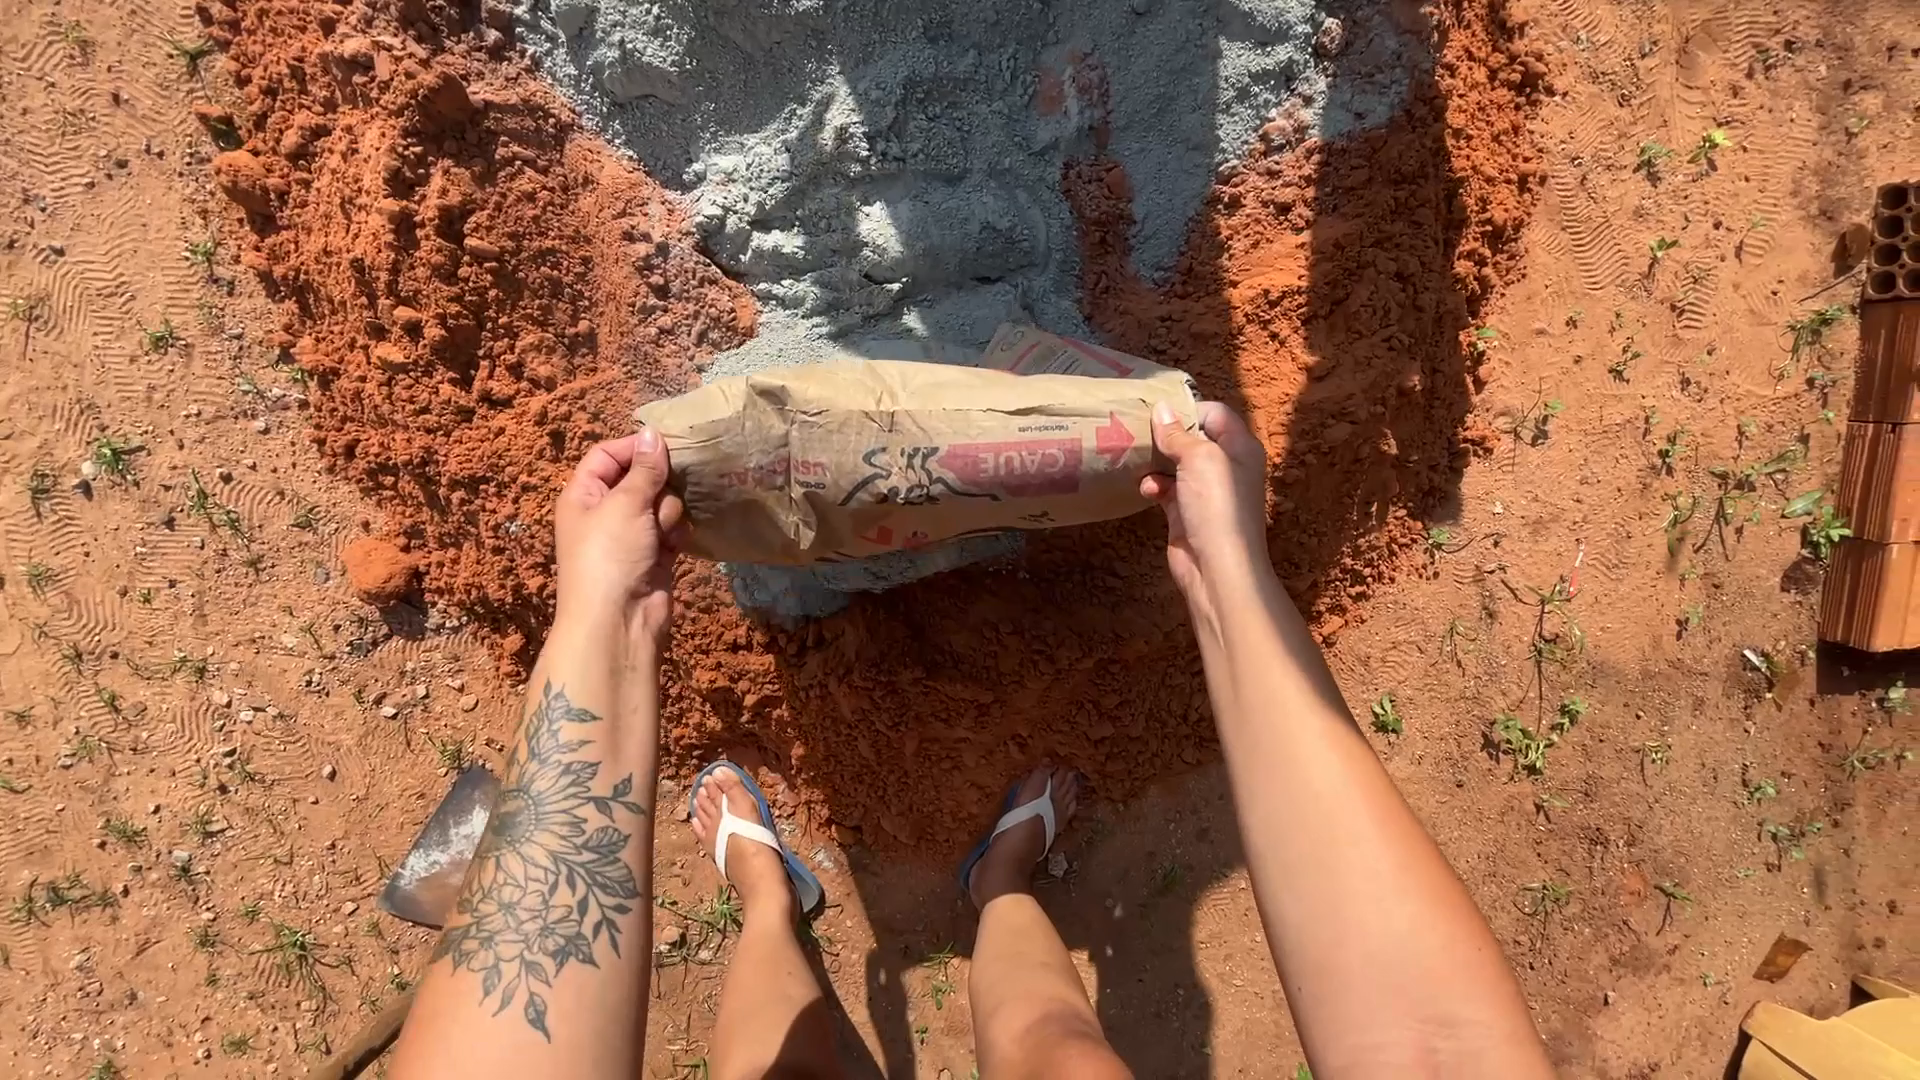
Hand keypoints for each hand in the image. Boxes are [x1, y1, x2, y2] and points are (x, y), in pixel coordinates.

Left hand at [554, 427, 682, 647]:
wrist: (619, 618)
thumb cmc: (610, 555)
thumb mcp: (625, 503)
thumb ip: (644, 468)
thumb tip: (653, 432)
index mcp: (584, 493)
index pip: (607, 454)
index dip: (635, 448)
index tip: (667, 447)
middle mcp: (605, 510)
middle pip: (641, 478)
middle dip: (658, 486)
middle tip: (658, 500)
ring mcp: (631, 533)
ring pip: (662, 503)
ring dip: (668, 514)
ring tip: (662, 534)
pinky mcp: (655, 552)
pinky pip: (672, 528)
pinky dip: (676, 534)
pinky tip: (673, 547)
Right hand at [1139, 401, 1271, 608]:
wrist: (1217, 567)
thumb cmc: (1216, 506)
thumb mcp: (1199, 459)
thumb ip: (1178, 433)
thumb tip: (1160, 408)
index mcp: (1239, 447)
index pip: (1214, 413)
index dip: (1188, 409)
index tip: (1157, 412)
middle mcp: (1224, 465)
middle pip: (1192, 438)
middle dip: (1166, 435)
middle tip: (1137, 430)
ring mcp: (1204, 490)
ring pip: (1175, 463)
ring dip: (1156, 462)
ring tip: (1138, 460)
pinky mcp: (1185, 511)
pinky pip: (1166, 488)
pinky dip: (1154, 486)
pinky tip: (1146, 490)